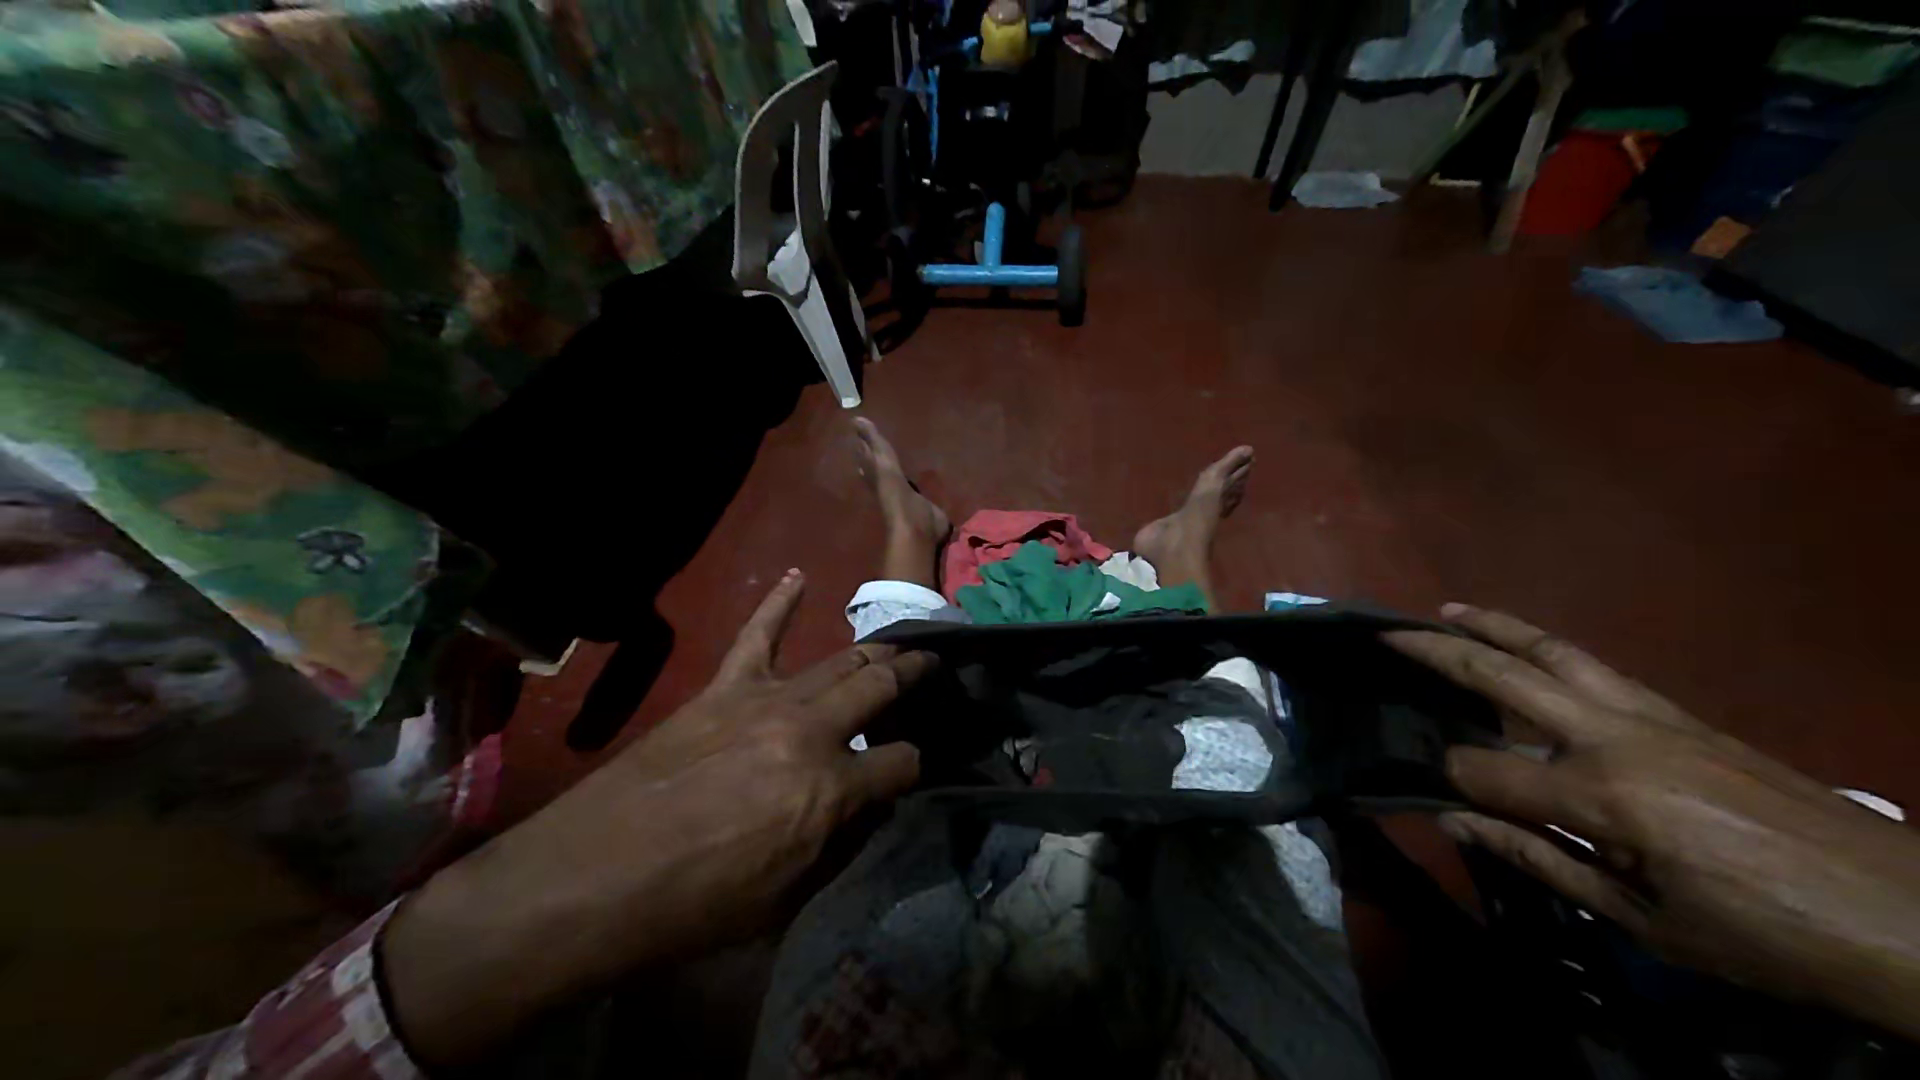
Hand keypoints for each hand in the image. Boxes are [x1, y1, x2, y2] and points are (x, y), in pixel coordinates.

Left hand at [380, 570, 933, 1065]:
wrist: (592, 879)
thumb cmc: (694, 906)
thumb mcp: (785, 899)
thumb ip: (840, 844)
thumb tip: (871, 805)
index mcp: (831, 790)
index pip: (901, 762)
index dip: (913, 764)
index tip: (910, 767)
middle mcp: (810, 732)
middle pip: (878, 687)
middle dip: (912, 674)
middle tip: (931, 664)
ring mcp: (765, 700)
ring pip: (837, 661)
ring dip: (874, 650)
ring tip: (898, 642)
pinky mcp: (723, 688)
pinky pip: (757, 634)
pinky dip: (779, 604)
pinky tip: (799, 577)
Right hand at [1385, 605, 1919, 1040]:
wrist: (1919, 921)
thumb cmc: (1768, 936)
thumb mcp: (1644, 921)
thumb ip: (1538, 859)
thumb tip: (1452, 820)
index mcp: (1603, 797)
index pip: (1486, 771)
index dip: (1452, 781)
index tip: (1438, 794)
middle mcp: (1615, 738)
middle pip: (1504, 678)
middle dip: (1437, 654)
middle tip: (1389, 636)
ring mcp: (1652, 717)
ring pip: (1553, 652)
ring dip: (1493, 627)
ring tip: (1450, 610)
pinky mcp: (1682, 715)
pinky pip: (1595, 667)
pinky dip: (1544, 648)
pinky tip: (1526, 648)